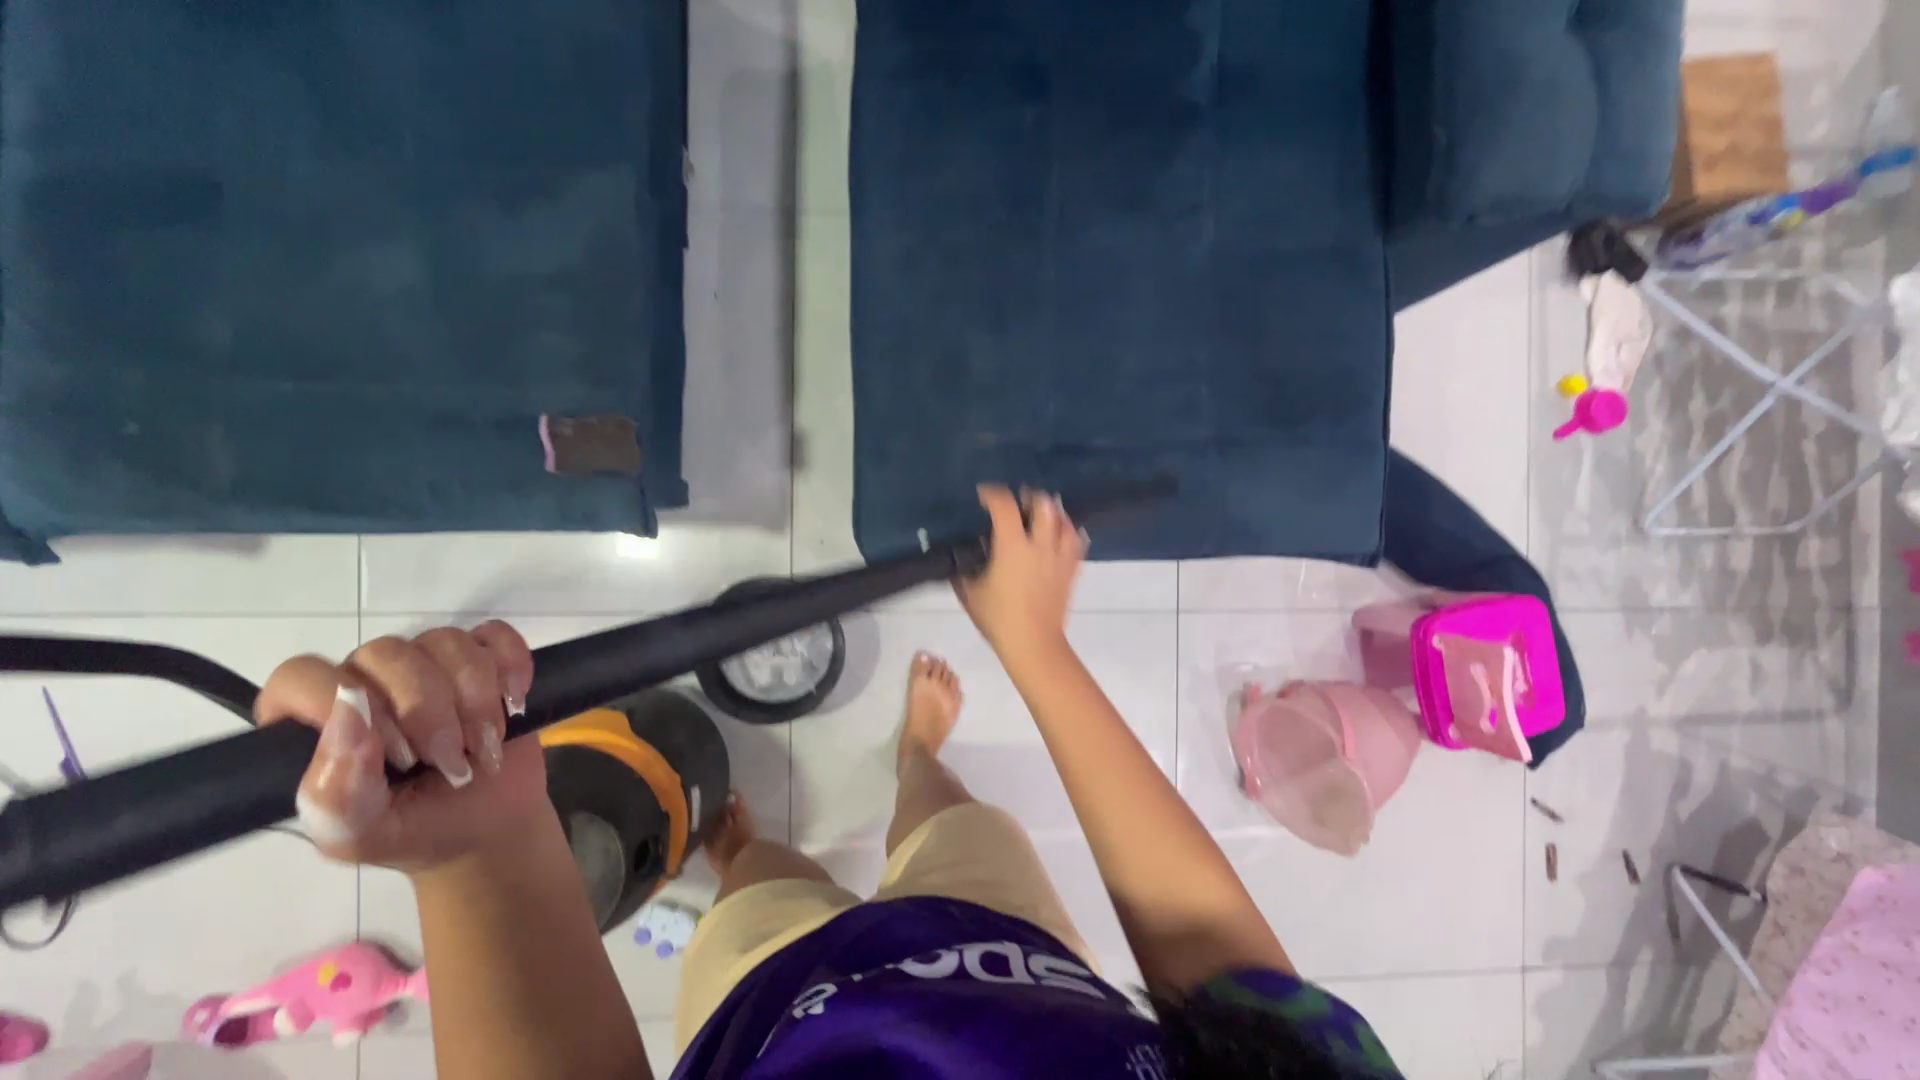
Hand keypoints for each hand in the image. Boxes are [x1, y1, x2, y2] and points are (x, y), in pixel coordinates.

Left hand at [257, 621, 547, 872]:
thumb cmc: (416, 830)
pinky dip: (512, 666)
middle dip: (430, 712)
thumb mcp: (358, 834)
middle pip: (388, 653)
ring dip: (477, 700)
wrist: (491, 829)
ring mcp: (431, 663)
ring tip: (483, 748)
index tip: (397, 757)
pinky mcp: (485, 658)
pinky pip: (495, 634)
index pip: (304, 677)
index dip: (350, 707)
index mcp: (317, 721)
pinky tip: (514, 703)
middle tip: (451, 763)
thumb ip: (335, 789)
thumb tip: (351, 712)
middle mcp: (369, 680)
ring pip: (447, 642)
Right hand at [955, 485, 1084, 655]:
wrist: (1033, 644)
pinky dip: (1069, 531)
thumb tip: (959, 559)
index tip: (983, 495)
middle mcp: (1039, 545)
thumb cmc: (998, 619)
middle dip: (1028, 497)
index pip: (1004, 506)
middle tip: (1017, 501)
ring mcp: (1060, 557)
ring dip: (1052, 511)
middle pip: (1042, 504)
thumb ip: (963, 571)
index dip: (992, 494)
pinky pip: (1076, 542)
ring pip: (1064, 520)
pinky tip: (1060, 534)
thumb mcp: (970, 593)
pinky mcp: (1072, 570)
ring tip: (1041, 514)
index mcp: (1012, 546)